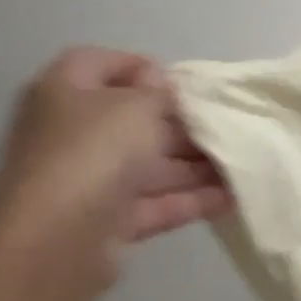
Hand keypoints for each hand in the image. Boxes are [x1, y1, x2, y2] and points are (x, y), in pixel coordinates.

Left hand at [0, 48, 230, 281]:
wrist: (57, 237)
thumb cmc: (94, 150)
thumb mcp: (136, 105)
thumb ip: (158, 92)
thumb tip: (163, 88)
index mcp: (63, 93)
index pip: (97, 63)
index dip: (141, 68)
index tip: (186, 83)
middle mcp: (70, 133)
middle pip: (131, 121)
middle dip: (180, 124)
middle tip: (226, 127)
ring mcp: (88, 180)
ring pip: (149, 166)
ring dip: (195, 166)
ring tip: (243, 164)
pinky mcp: (107, 221)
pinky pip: (156, 204)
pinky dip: (193, 200)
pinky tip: (233, 197)